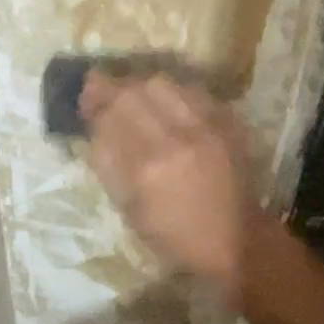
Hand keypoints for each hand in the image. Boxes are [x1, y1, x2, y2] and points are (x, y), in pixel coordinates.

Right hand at [79, 72, 259, 299]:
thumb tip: (96, 132)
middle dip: (112, 88)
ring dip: (141, 87)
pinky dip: (173, 94)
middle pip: (133, 92)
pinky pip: (192, 92)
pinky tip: (168, 104)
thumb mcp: (133, 212)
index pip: (110, 119)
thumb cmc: (178, 237)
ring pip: (163, 84)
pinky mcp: (227, 123)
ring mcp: (204, 127)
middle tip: (103, 91)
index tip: (86, 102)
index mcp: (147, 169)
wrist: (238, 239)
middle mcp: (175, 140)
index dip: (93, 105)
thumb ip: (111, 168)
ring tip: (135, 95)